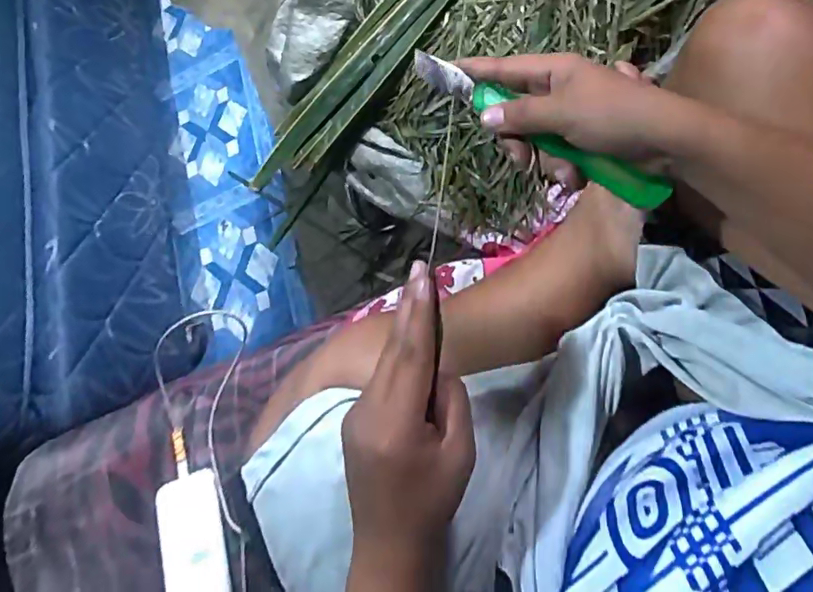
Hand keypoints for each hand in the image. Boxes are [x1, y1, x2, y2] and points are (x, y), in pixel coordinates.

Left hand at [342, 260, 474, 588]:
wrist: (389, 545)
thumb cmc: (434, 500)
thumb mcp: (461, 453)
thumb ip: (451, 400)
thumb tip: (436, 367)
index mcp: (397, 422)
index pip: (412, 354)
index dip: (419, 311)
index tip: (422, 275)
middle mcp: (368, 410)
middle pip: (394, 349)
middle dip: (409, 306)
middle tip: (419, 267)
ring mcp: (354, 414)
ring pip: (386, 363)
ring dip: (406, 332)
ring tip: (420, 295)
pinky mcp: (351, 418)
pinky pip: (380, 381)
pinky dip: (399, 361)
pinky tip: (412, 352)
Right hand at [457, 53, 705, 168]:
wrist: (669, 142)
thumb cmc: (614, 116)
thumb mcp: (562, 113)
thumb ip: (521, 115)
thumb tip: (485, 115)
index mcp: (556, 70)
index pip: (506, 67)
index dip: (478, 69)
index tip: (450, 67)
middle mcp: (561, 89)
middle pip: (517, 111)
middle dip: (517, 139)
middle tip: (519, 158)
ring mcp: (574, 115)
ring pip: (537, 138)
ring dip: (545, 160)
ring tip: (565, 174)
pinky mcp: (587, 139)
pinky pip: (559, 153)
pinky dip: (564, 168)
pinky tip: (578, 179)